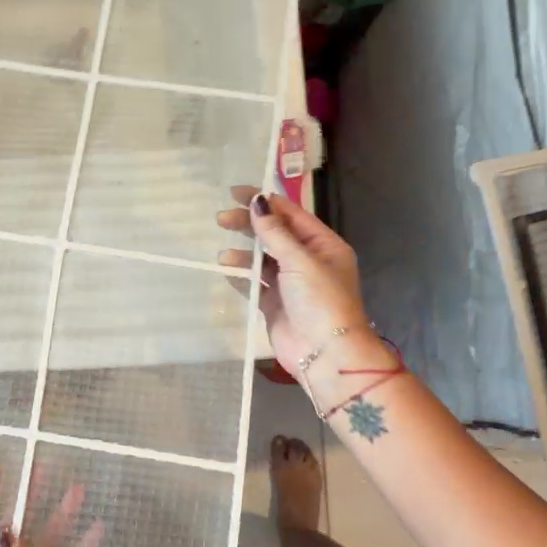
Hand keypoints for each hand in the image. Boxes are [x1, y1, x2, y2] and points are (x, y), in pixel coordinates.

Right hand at [216, 186, 368, 368]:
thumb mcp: (300, 261)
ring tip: (223, 254)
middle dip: (249, 225)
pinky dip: (240, 275)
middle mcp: (308, 261)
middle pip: (275, 234)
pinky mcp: (275, 304)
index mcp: (324, 246)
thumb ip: (275, 232)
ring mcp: (291, 283)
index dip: (265, 202)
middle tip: (221, 219)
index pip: (291, 215)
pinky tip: (225, 269)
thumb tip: (257, 201)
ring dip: (243, 253)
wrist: (325, 353)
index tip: (236, 193)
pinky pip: (255, 283)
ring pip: (263, 259)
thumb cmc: (320, 300)